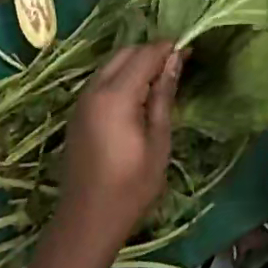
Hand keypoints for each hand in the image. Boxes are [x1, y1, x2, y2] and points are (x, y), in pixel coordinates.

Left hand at [58, 41, 182, 246]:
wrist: (87, 219)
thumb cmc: (131, 187)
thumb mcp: (158, 143)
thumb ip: (163, 97)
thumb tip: (175, 60)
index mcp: (115, 96)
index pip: (144, 55)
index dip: (168, 48)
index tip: (190, 50)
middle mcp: (94, 89)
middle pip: (124, 53)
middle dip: (150, 52)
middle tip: (177, 64)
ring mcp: (82, 99)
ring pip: (110, 64)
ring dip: (135, 63)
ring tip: (161, 78)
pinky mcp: (77, 111)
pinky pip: (101, 80)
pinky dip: (121, 76)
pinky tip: (138, 94)